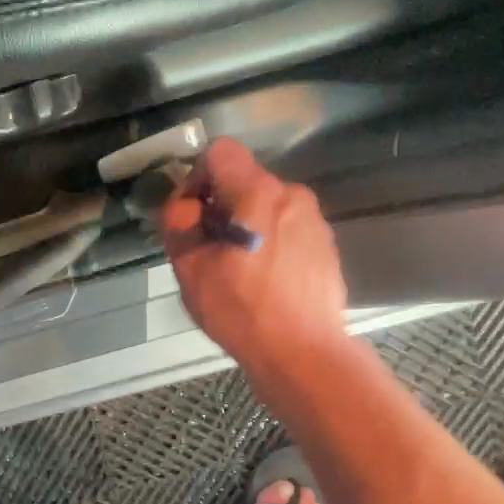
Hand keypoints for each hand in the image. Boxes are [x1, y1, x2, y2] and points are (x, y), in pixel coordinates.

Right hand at [162, 138, 350, 380]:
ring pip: (264, 207)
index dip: (196, 177)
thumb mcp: (190, 269)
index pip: (220, 152)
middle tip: (205, 251)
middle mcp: (291, 195)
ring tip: (233, 271)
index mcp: (257, 193)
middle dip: (219, 208)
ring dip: (243, 227)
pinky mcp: (324, 244)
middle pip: (243, 182)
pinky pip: (284, 229)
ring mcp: (313, 219)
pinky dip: (266, 243)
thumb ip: (180, 225)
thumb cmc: (240, 309)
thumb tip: (185, 207)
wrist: (301, 350)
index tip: (190, 216)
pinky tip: (260, 282)